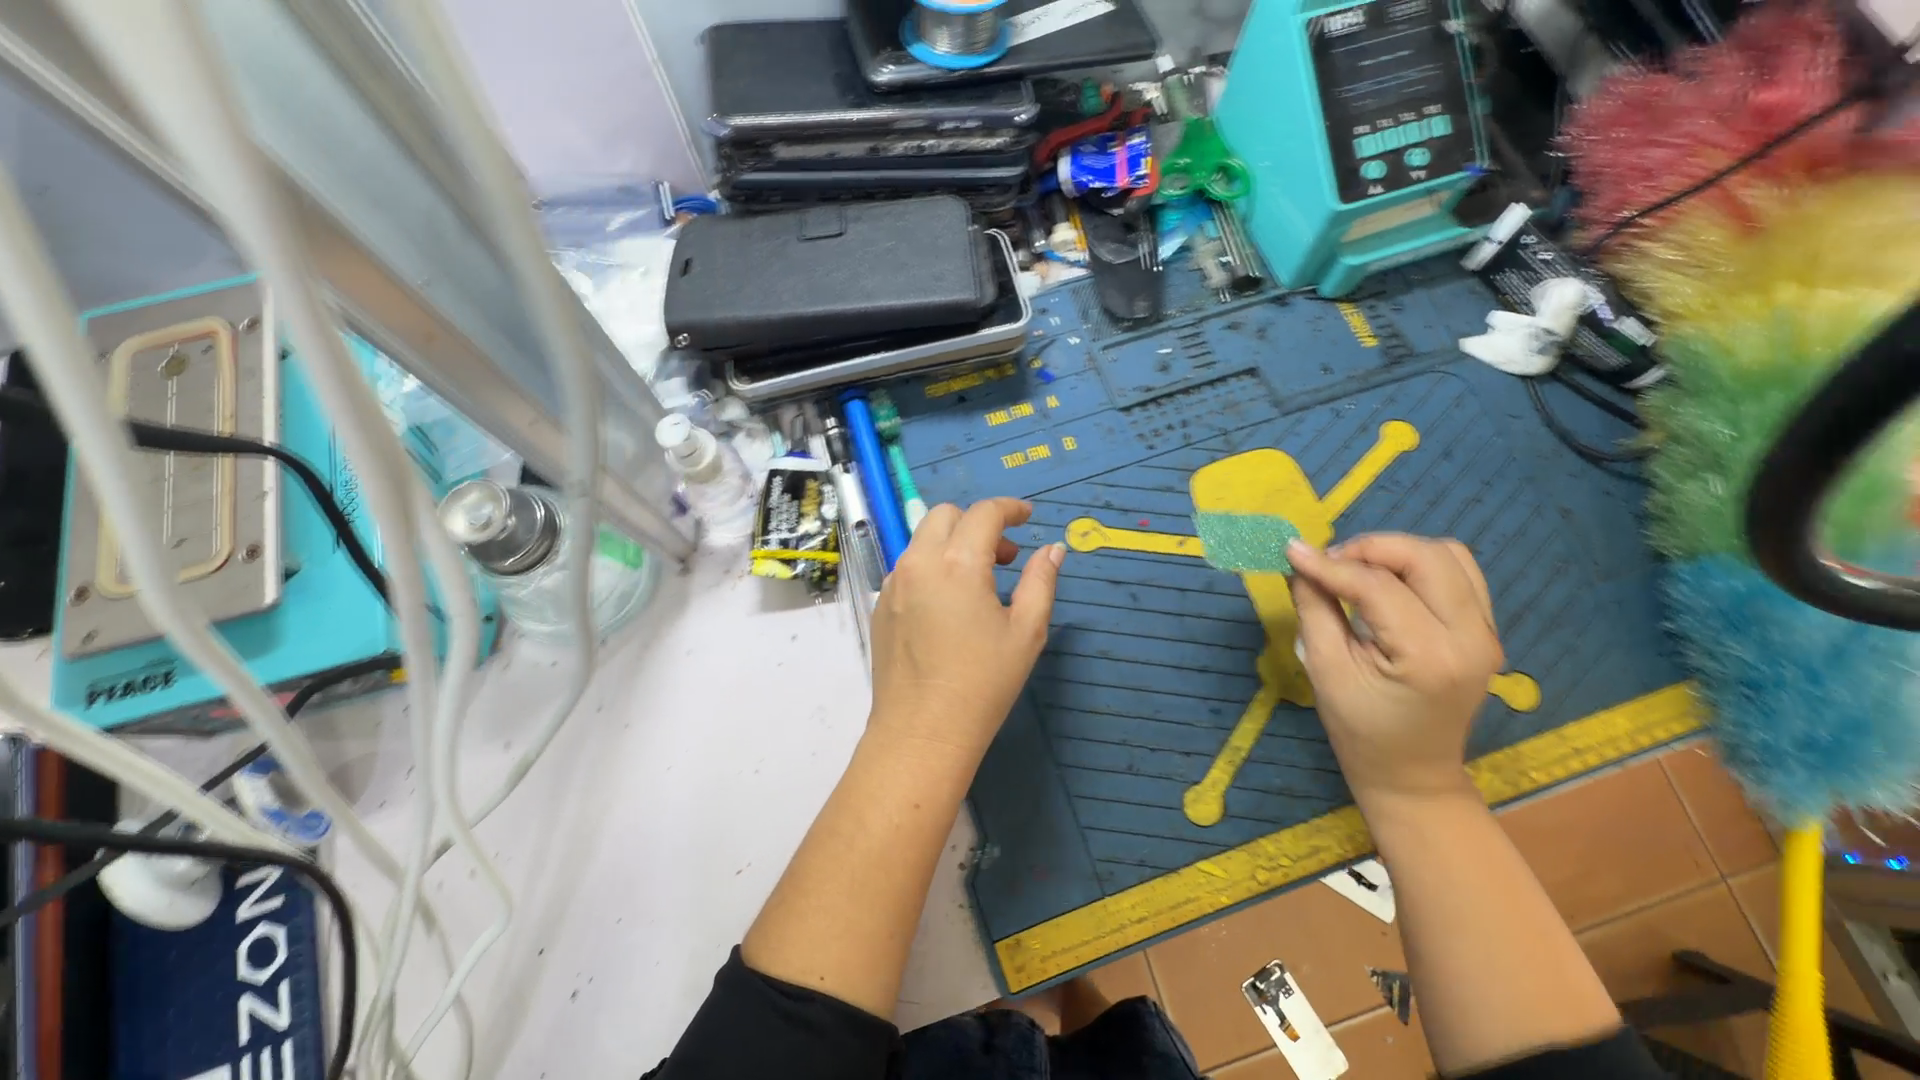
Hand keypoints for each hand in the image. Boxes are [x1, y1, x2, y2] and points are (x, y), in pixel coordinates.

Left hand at [868, 498, 1065, 765]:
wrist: (922, 731)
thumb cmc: (983, 683)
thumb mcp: (1027, 632)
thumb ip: (1041, 581)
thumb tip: (1053, 550)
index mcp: (957, 564)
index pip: (983, 514)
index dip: (1010, 508)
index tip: (1028, 516)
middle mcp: (919, 563)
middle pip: (944, 515)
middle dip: (977, 523)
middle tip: (1004, 557)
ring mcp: (893, 584)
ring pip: (922, 540)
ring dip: (952, 544)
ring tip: (979, 584)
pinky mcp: (881, 606)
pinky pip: (908, 569)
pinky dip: (932, 568)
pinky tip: (949, 608)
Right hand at [1287, 534, 1502, 807]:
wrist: (1411, 773)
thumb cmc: (1360, 730)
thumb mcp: (1325, 670)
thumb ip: (1314, 608)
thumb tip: (1299, 560)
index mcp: (1428, 656)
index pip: (1377, 586)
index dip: (1330, 565)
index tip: (1293, 553)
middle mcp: (1469, 637)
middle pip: (1425, 557)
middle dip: (1371, 548)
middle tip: (1330, 563)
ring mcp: (1486, 632)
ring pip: (1448, 555)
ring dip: (1398, 552)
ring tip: (1358, 571)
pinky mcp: (1486, 629)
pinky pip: (1460, 573)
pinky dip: (1420, 564)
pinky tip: (1389, 582)